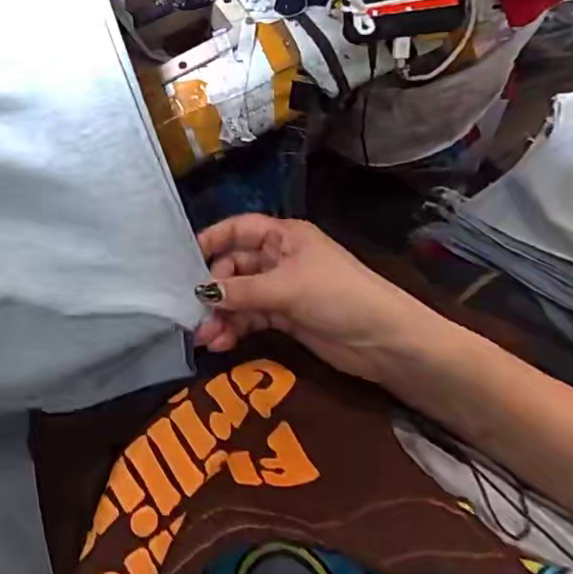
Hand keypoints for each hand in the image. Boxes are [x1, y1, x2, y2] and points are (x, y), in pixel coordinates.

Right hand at [193, 214, 453, 382]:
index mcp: (284, 236)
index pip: (239, 229)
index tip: (184, 259)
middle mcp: (279, 258)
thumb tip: (200, 292)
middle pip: (234, 266)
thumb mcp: (287, 288)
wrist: (388, 343)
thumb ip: (241, 291)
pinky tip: (221, 343)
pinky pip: (250, 317)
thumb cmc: (339, 296)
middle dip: (214, 289)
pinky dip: (235, 328)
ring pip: (240, 296)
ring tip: (205, 336)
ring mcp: (281, 289)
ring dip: (221, 314)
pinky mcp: (285, 317)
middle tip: (195, 310)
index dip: (212, 240)